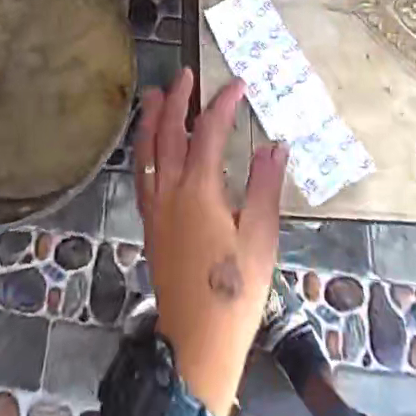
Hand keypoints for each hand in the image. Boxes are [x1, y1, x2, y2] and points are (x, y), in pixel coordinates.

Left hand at [134, 68, 286, 415]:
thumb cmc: (234, 291)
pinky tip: (147, 145)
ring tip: (154, 95)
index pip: (210, 133)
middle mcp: (170, 190)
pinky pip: (140, 172)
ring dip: (150, 118)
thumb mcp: (261, 239)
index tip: (237, 83)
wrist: (196, 340)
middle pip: (169, 133)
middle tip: (185, 75)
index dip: (223, 103)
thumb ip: (266, 188)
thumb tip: (275, 145)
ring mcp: (155, 206)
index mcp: (199, 190)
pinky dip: (142, 148)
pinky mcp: (149, 222)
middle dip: (177, 100)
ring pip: (146, 150)